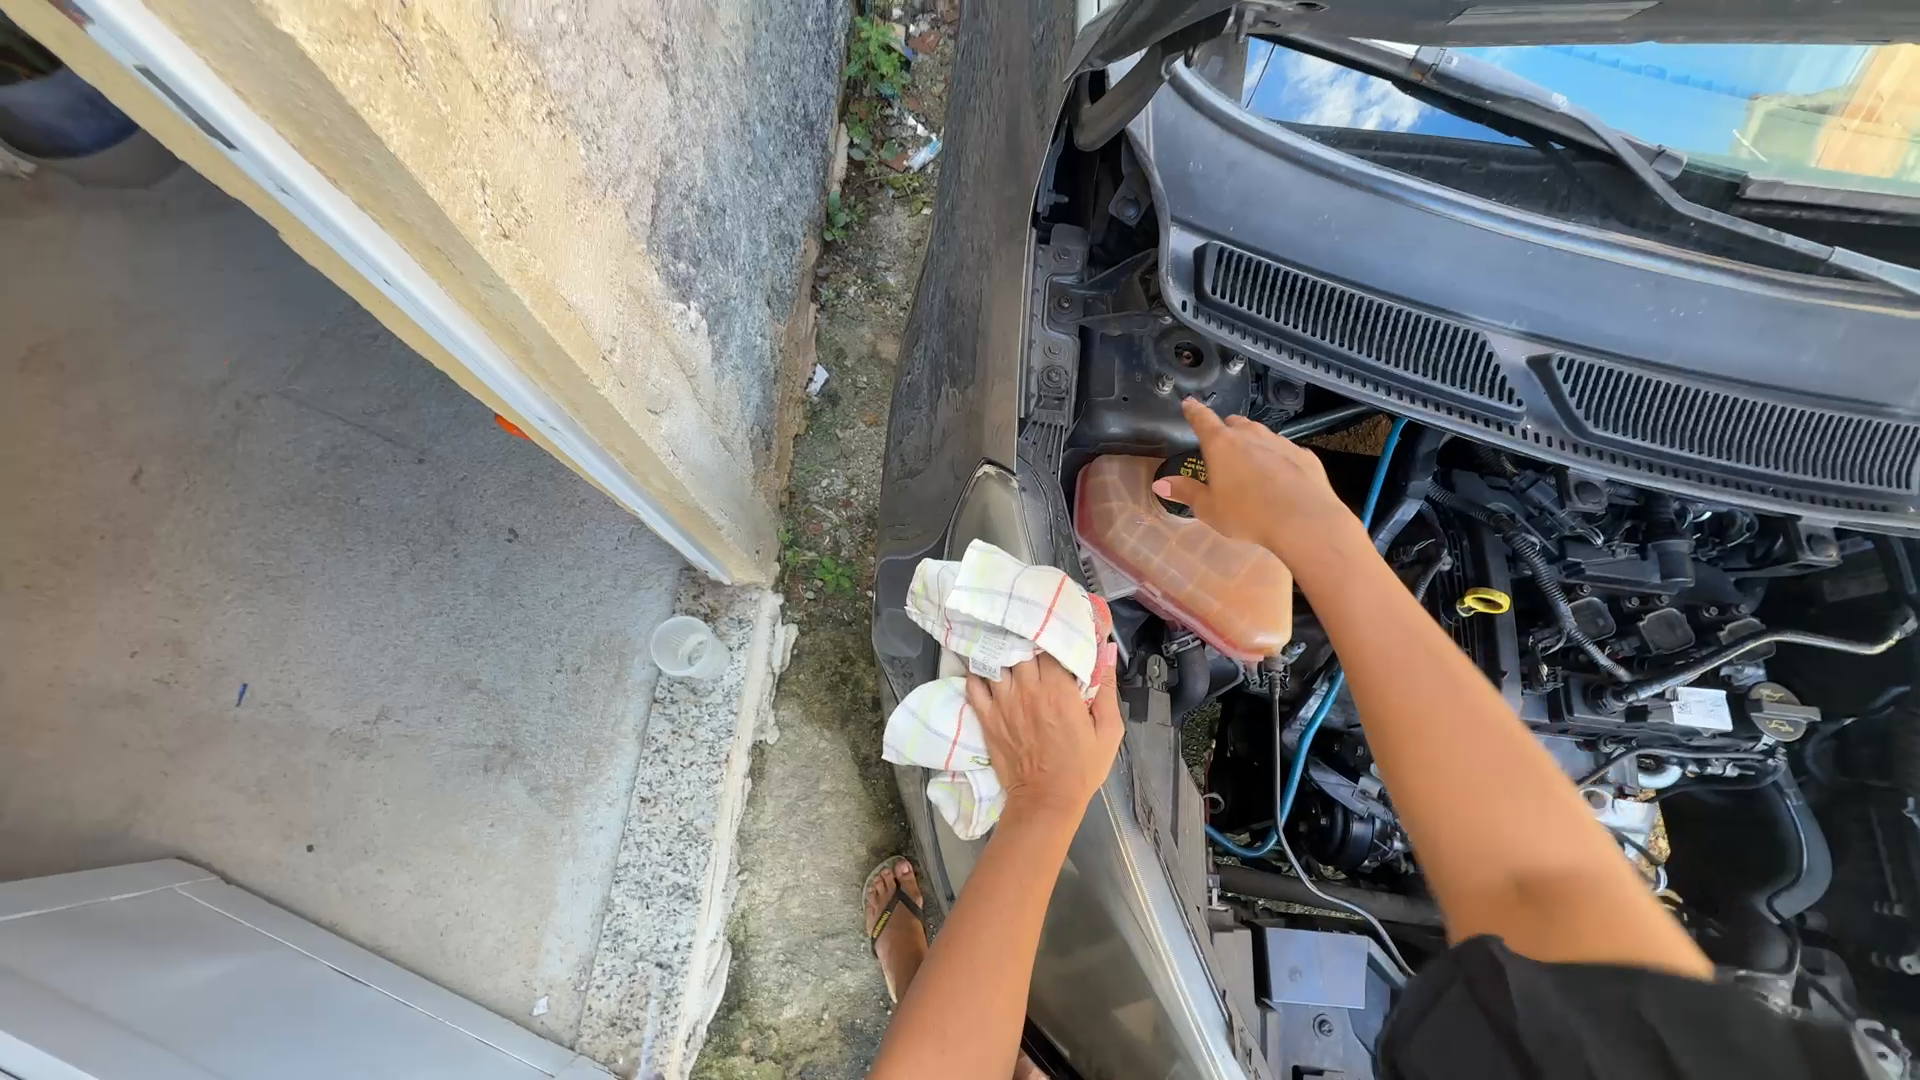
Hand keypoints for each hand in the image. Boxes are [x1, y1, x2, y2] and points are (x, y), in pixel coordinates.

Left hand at [966, 649, 1122, 824]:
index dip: (1053, 639)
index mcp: (1058, 690)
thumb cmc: (1082, 767)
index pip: (1050, 647)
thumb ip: (1106, 689)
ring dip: (1003, 653)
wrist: (1046, 801)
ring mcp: (1003, 702)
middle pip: (1021, 648)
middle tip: (1033, 640)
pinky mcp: (986, 717)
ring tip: (1008, 648)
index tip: (1058, 637)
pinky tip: (985, 668)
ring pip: (997, 661)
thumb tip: (1107, 652)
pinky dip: (977, 673)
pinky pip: (974, 684)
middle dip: (1027, 642)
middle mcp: (1027, 689)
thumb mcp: (1108, 730)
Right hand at [1152, 397, 1362, 565]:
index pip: (1202, 419)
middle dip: (1226, 432)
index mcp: (1221, 444)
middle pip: (1234, 423)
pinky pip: (1284, 452)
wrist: (1305, 521)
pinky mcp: (1304, 455)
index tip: (1188, 403)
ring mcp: (1280, 442)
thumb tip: (1159, 483)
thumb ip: (1185, 492)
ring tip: (1250, 468)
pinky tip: (1279, 481)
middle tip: (1221, 450)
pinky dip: (1277, 460)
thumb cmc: (1247, 515)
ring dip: (1252, 445)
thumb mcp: (1209, 509)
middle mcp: (1250, 435)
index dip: (1193, 411)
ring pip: (1261, 435)